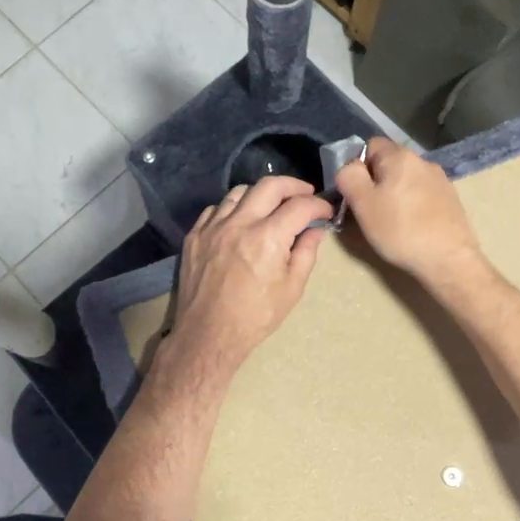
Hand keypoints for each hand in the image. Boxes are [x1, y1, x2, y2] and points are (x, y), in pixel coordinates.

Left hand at [173, 176, 332, 366]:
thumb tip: (315, 231)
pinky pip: (215, 209)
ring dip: (260, 194)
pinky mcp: (195, 236)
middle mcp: (239, 224)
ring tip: (271, 206)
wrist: (208, 334)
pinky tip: (240, 221)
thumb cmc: (255, 317)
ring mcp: (213, 227)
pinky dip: (232, 209)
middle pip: (269, 185)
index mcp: (267, 238)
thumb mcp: (291, 289)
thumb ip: (306, 253)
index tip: (325, 212)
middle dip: (293, 186)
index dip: (318, 206)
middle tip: (304, 195)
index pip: (299, 206)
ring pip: (239, 192)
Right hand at [335, 137, 480, 280]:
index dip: (357, 166)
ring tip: (392, 221)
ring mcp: (440, 179)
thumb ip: (349, 177)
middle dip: (376, 181)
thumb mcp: (362, 203)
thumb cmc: (401, 230)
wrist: (449, 259)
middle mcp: (423, 161)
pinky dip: (412, 204)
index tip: (357, 192)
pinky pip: (422, 193)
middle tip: (371, 210)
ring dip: (395, 193)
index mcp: (400, 156)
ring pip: (406, 179)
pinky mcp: (450, 198)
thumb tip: (349, 167)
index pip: (370, 145)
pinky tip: (413, 225)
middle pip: (389, 162)